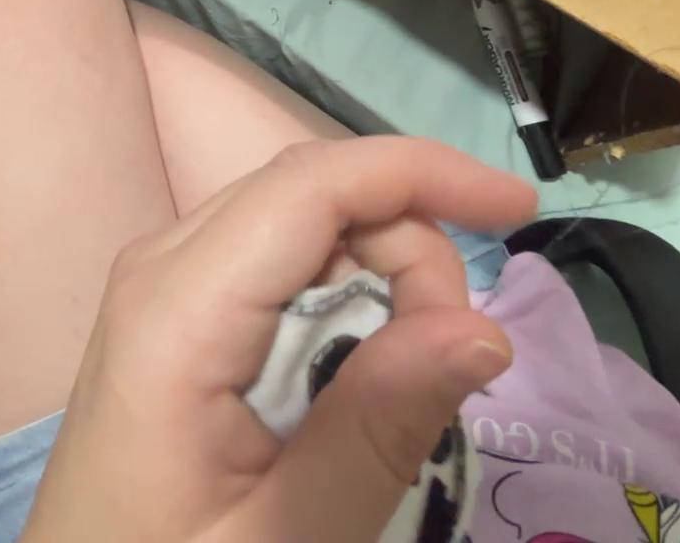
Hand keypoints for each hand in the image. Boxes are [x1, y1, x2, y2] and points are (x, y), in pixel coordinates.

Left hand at [21, 137, 536, 542]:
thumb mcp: (287, 534)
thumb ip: (379, 426)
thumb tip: (482, 328)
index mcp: (179, 306)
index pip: (309, 184)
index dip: (417, 172)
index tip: (517, 207)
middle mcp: (163, 259)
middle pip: (309, 191)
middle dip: (404, 242)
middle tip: (448, 352)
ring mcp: (162, 272)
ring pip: (298, 216)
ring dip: (375, 269)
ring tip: (393, 377)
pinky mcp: (174, 296)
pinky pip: (274, 254)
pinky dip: (337, 288)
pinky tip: (346, 368)